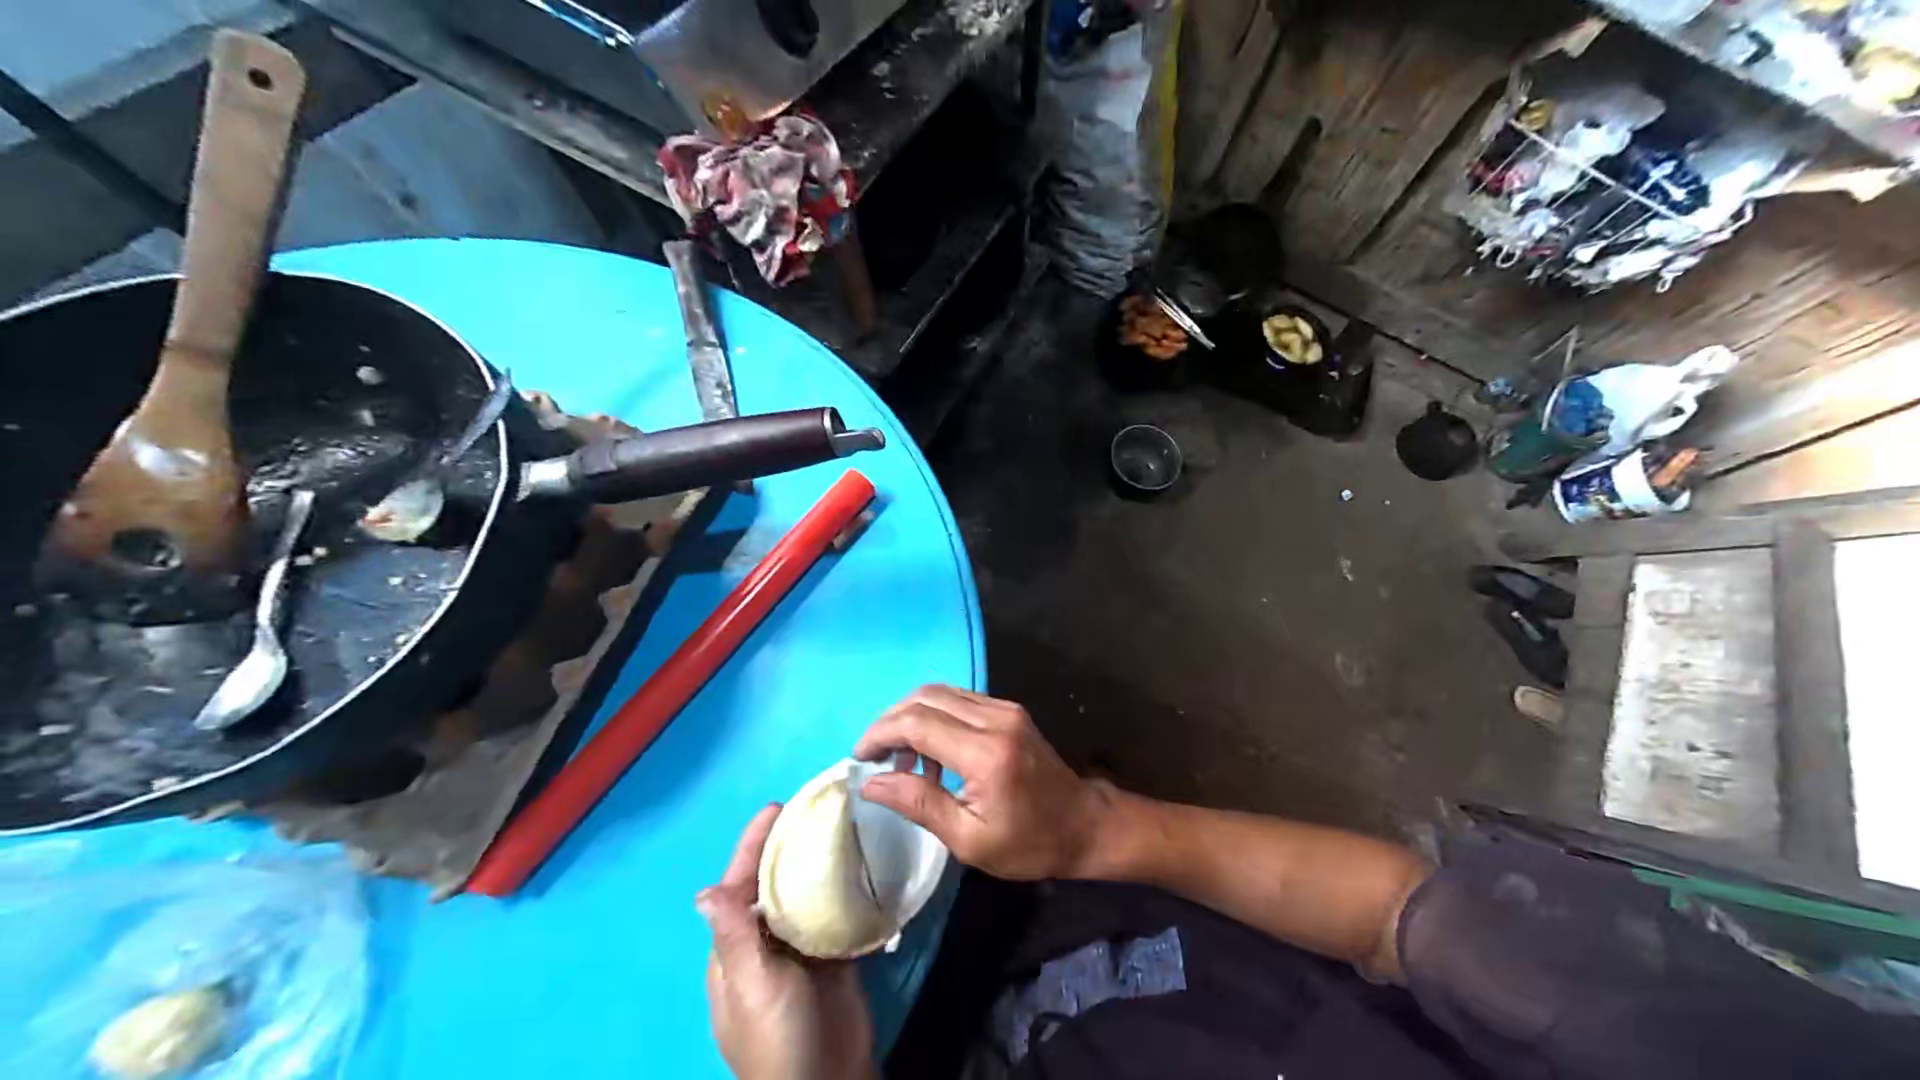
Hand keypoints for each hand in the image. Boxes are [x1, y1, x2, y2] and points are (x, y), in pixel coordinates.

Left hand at [698, 805, 875, 1079]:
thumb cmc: (777, 1035)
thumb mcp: (752, 984)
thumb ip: (734, 936)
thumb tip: (704, 889)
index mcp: (736, 948)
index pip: (740, 884)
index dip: (753, 845)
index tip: (775, 808)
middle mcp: (765, 943)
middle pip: (774, 883)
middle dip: (788, 846)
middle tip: (816, 810)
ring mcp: (799, 950)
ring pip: (805, 894)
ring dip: (817, 863)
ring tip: (841, 826)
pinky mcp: (832, 957)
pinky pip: (834, 914)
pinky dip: (843, 890)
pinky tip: (860, 864)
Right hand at [853, 685, 1104, 880]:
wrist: (1085, 824)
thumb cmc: (1029, 843)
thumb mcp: (970, 840)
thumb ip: (919, 804)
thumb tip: (872, 783)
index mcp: (985, 753)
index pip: (917, 723)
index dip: (881, 735)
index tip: (860, 758)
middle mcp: (994, 718)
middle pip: (925, 698)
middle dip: (890, 721)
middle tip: (873, 755)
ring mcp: (1004, 709)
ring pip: (940, 693)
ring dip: (910, 716)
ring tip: (898, 757)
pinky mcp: (1008, 709)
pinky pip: (958, 699)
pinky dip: (932, 716)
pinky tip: (928, 749)